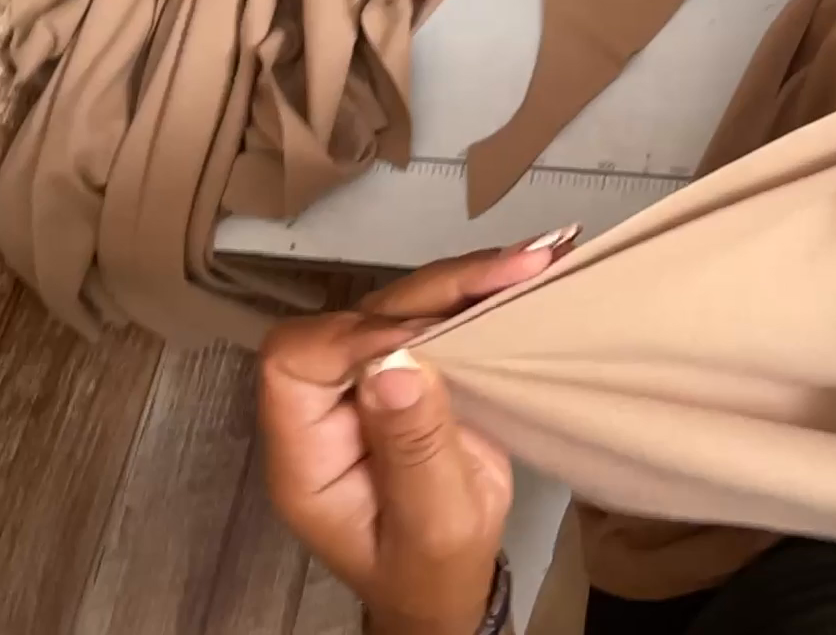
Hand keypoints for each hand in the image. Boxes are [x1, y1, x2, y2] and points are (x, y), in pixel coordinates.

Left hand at [258, 227, 576, 634]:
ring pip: (406, 300)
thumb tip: (396, 363)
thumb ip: (413, 449)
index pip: (298, 361)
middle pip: (365, 313)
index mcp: (308, 450)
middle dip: (443, 285)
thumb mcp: (432, 524)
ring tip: (537, 257)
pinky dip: (484, 287)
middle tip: (521, 265)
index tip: (431, 332)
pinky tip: (527, 269)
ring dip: (471, 276)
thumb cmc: (432, 568)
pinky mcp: (414, 362)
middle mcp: (332, 399)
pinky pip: (439, 311)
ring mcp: (373, 377)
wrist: (448, 578)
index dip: (357, 334)